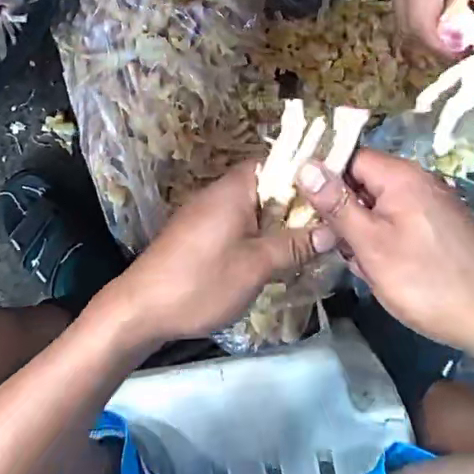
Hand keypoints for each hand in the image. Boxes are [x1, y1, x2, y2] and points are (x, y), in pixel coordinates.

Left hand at [95, 165, 332, 347]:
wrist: (139, 311)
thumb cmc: (201, 281)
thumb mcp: (256, 266)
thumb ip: (294, 245)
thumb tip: (331, 232)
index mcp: (234, 189)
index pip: (277, 162)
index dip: (307, 173)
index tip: (334, 190)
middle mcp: (220, 194)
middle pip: (269, 187)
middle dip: (298, 204)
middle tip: (330, 223)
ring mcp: (207, 215)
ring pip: (255, 210)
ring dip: (280, 223)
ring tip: (310, 242)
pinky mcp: (199, 236)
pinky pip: (239, 226)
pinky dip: (260, 236)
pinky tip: (276, 258)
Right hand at [296, 151, 473, 350]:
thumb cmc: (426, 281)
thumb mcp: (371, 245)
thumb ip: (337, 205)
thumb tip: (305, 164)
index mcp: (402, 177)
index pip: (350, 157)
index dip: (325, 179)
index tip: (306, 206)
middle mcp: (421, 182)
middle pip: (366, 184)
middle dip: (347, 214)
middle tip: (340, 249)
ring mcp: (435, 206)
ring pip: (382, 209)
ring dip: (366, 234)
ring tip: (367, 268)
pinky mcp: (444, 229)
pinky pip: (403, 224)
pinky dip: (388, 243)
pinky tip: (389, 273)